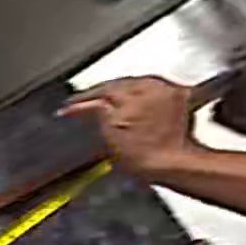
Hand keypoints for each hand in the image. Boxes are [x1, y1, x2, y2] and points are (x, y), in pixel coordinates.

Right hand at [60, 76, 202, 179]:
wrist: (167, 162)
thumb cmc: (138, 152)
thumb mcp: (108, 131)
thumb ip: (94, 112)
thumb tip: (76, 106)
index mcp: (138, 95)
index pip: (104, 90)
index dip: (82, 99)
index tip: (67, 108)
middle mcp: (157, 90)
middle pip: (123, 83)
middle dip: (100, 92)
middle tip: (80, 102)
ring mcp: (170, 94)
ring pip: (139, 84)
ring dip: (118, 90)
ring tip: (102, 100)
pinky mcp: (178, 101)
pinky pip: (154, 89)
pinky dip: (137, 93)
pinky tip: (128, 100)